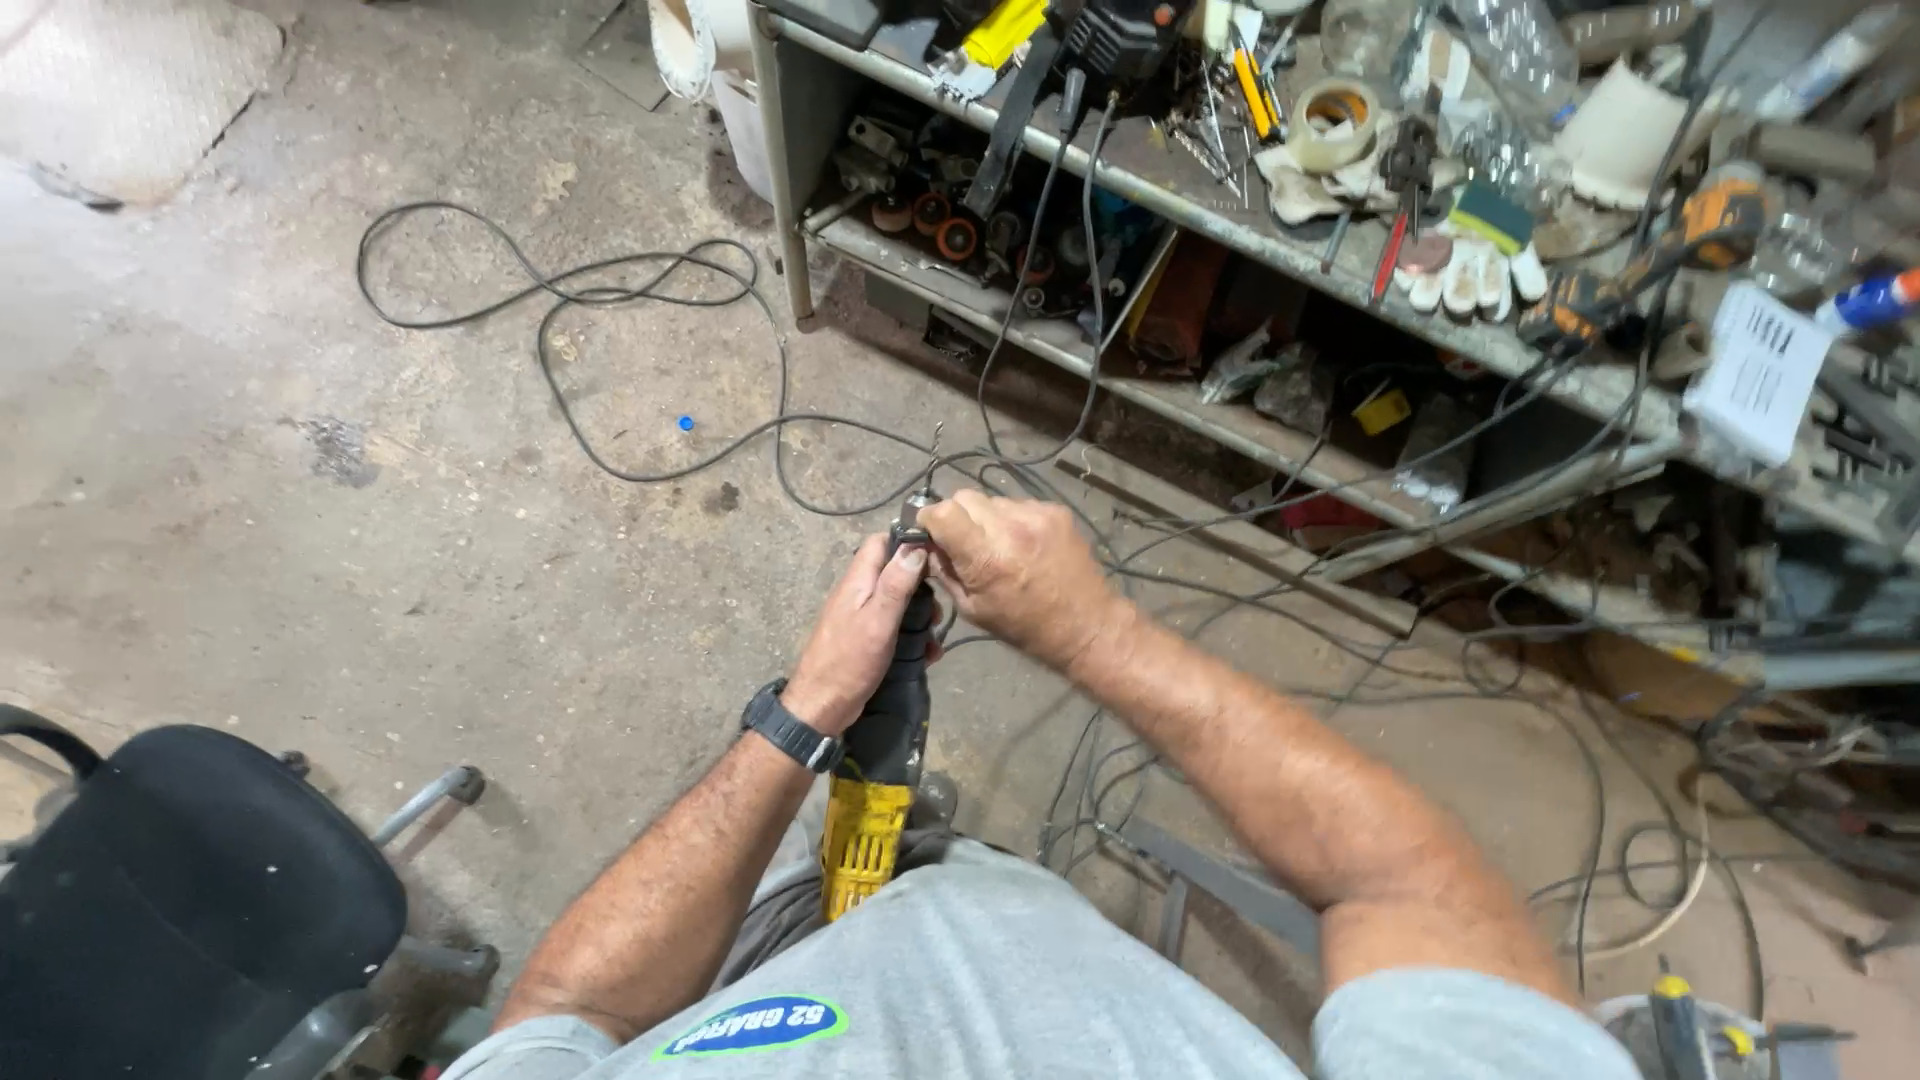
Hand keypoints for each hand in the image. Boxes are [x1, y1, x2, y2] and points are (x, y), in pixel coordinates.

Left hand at [782, 534, 938, 737]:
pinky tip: (926, 654)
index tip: (936, 555)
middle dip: (921, 586)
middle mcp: (858, 593)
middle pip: (894, 572)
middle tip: (938, 608)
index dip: (907, 542)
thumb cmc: (849, 661)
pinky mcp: (867, 639)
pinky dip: (912, 636)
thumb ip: (896, 584)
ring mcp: (862, 617)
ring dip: (920, 615)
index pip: (881, 542)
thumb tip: (915, 547)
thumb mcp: (878, 620)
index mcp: (858, 581)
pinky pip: (895, 627)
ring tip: (934, 634)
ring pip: (898, 602)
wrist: (821, 707)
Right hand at [918, 491, 1128, 672]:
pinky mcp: (1056, 511)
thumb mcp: (972, 609)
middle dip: (956, 515)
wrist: (1085, 625)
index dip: (929, 518)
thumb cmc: (1024, 626)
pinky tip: (1024, 544)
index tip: (930, 530)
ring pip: (992, 499)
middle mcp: (1010, 527)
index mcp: (986, 557)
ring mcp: (1036, 515)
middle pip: (964, 497)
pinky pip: (1018, 504)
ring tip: (1000, 545)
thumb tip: (927, 545)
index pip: (942, 511)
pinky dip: (1013, 519)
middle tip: (964, 539)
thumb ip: (945, 571)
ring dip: (986, 517)